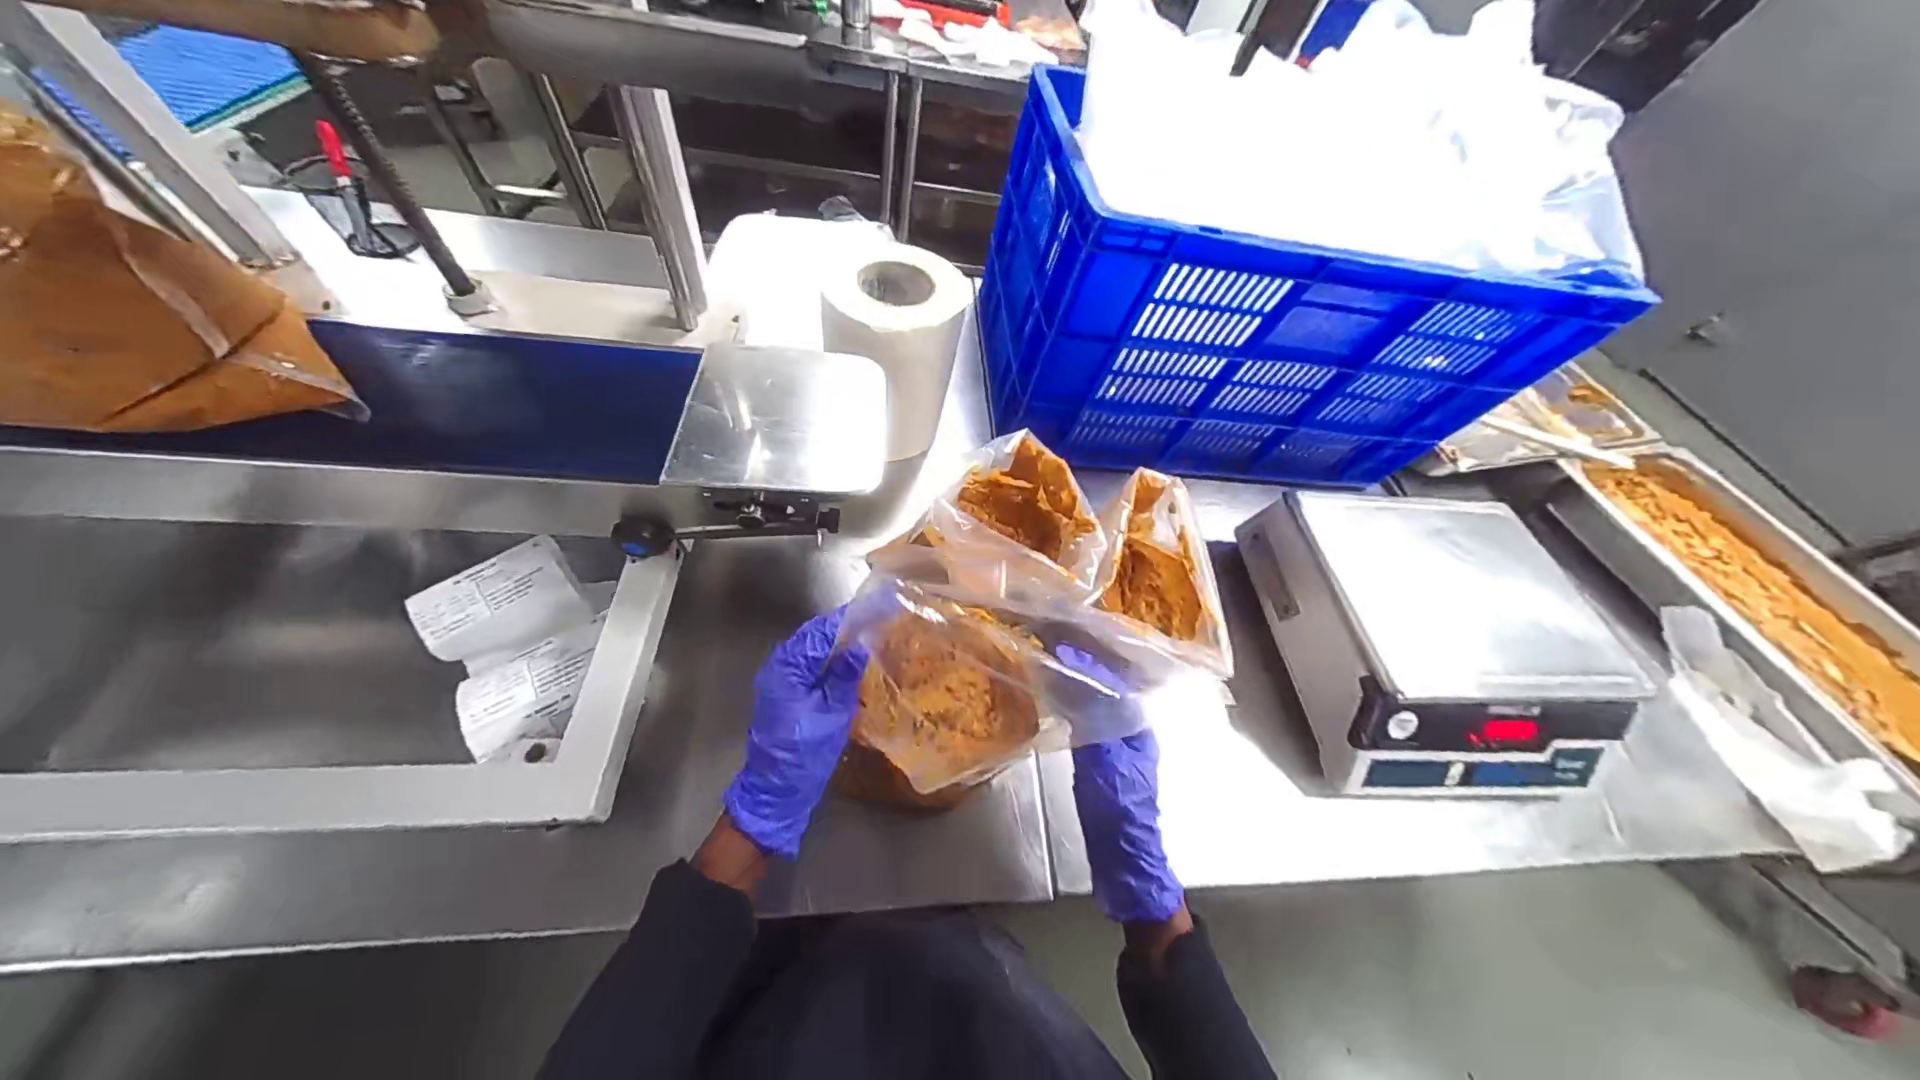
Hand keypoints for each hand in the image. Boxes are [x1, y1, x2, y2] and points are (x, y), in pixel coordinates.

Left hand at [721, 607, 868, 859]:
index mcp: (787, 668)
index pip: (820, 631)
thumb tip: (860, 644)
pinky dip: (831, 661)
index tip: (875, 608)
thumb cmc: (803, 754)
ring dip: (839, 644)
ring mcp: (781, 681)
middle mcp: (779, 667)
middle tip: (878, 621)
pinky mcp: (787, 694)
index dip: (848, 619)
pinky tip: (853, 664)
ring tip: (872, 637)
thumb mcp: (831, 714)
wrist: (777, 792)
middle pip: (815, 637)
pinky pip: (811, 667)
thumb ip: (844, 676)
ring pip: (814, 651)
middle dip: (845, 628)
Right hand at [1057, 646, 1182, 925]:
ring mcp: (1118, 741)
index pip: (1110, 676)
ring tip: (1048, 657)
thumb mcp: (1102, 759)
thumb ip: (1090, 714)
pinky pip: (1088, 715)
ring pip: (1096, 697)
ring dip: (1076, 677)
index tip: (1057, 638)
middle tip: (1049, 640)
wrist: (1125, 859)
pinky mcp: (1104, 756)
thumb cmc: (1117, 809)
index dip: (1084, 656)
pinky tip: (1054, 694)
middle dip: (1081, 660)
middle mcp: (1132, 726)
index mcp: (1137, 723)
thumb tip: (1074, 670)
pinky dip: (1071, 699)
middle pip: (1106, 682)